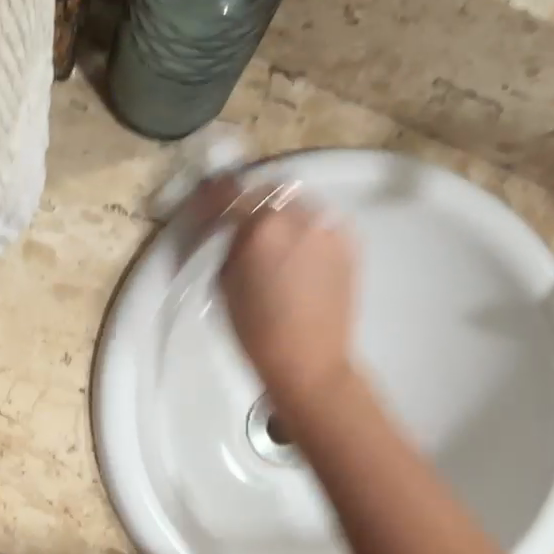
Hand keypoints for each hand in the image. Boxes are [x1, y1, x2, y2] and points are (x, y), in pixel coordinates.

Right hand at [204, 180, 361, 414]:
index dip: (213, 196)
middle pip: (268, 192)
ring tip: (270, 242)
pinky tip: (295, 257)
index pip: (231, 193)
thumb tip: (229, 229)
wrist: (310, 362)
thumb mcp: (225, 286)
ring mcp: (329, 227)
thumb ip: (228, 246)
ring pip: (297, 205)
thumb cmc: (257, 333)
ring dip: (280, 216)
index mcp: (262, 226)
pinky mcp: (349, 243)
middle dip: (251, 203)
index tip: (204, 202)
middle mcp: (300, 216)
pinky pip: (319, 224)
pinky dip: (304, 232)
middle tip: (238, 223)